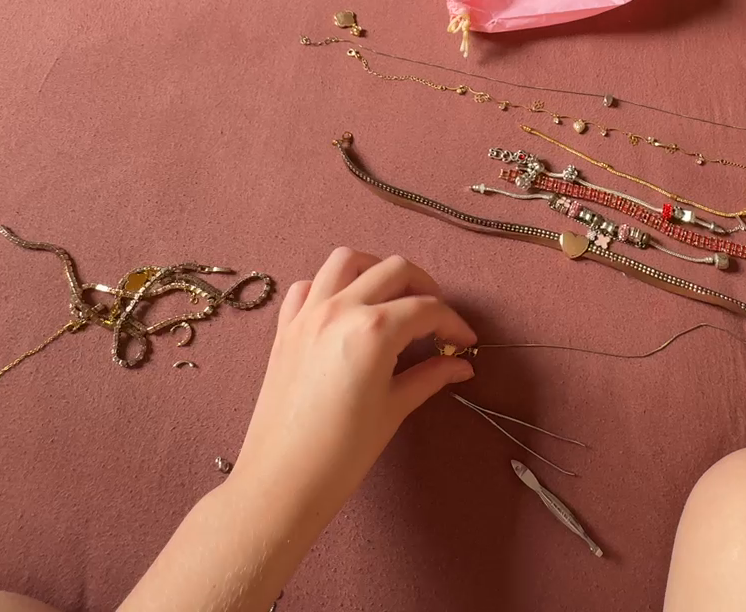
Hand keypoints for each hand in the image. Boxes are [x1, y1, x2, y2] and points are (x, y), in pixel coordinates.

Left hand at [229, 247, 476, 532]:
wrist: (280, 485)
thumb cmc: (344, 454)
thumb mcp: (394, 410)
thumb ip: (430, 376)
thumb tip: (462, 365)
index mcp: (375, 329)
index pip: (427, 309)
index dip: (454, 323)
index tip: (466, 342)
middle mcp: (342, 307)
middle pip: (395, 269)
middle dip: (424, 287)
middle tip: (435, 318)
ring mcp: (308, 312)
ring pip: (347, 260)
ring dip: (376, 269)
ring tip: (391, 296)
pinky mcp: (285, 326)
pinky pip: (309, 285)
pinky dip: (330, 286)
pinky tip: (344, 309)